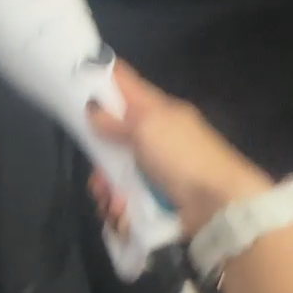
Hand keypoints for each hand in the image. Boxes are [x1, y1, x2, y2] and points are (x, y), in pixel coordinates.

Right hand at [86, 58, 272, 233]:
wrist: (216, 202)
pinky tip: (124, 213)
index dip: (103, 79)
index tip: (76, 82)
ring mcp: (151, 170)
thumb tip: (92, 107)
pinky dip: (118, 209)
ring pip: (111, 174)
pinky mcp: (150, 198)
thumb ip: (116, 119)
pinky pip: (121, 200)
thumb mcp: (147, 127)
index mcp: (156, 111)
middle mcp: (152, 138)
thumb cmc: (183, 155)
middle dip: (98, 160)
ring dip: (107, 191)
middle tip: (98, 173)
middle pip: (109, 139)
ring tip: (115, 201)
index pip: (126, 86)